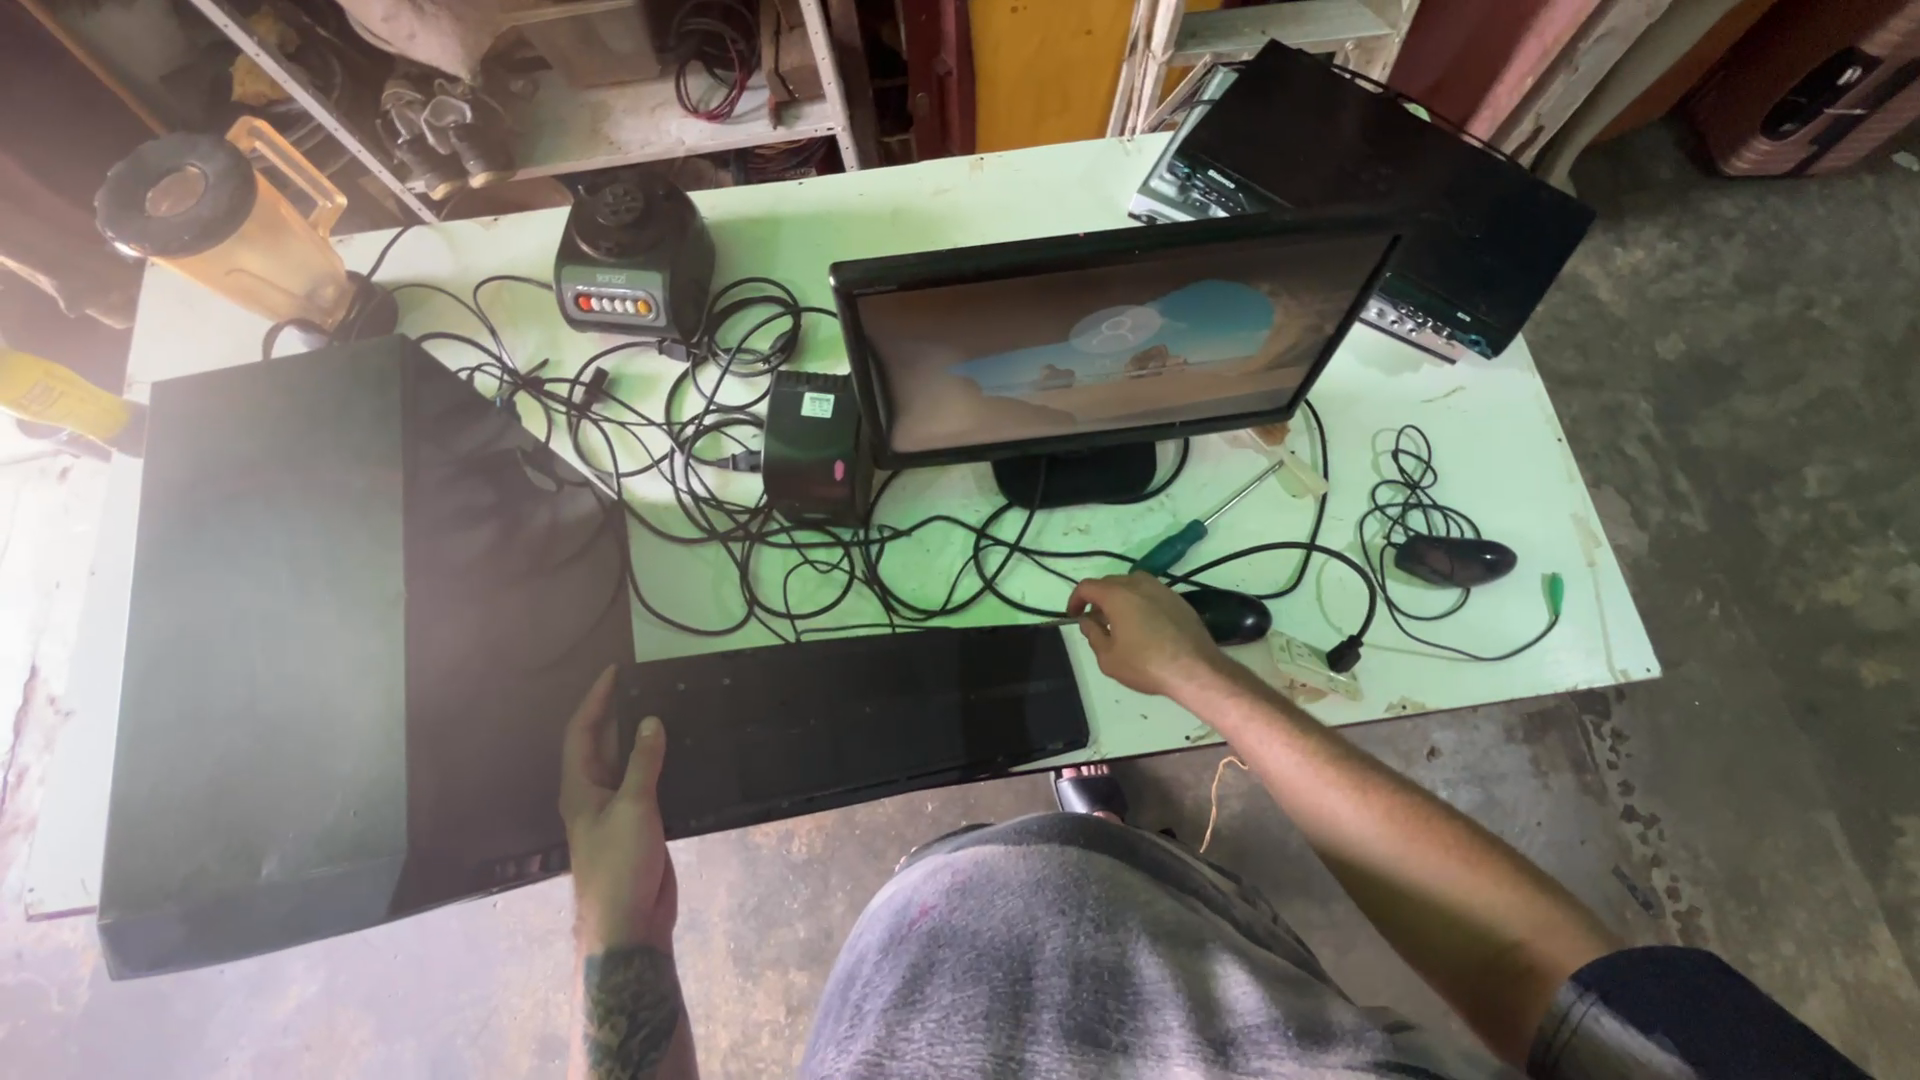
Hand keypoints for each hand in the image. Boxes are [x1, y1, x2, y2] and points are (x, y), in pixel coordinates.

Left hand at [561, 665, 676, 952]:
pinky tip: (682, 752)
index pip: (583, 731)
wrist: (629, 922)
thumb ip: (643, 763)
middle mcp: (594, 793)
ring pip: (629, 762)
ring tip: (669, 708)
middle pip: (603, 743)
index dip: (595, 699)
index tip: (615, 671)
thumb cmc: (619, 863)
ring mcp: (618, 810)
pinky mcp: (641, 823)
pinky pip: (649, 782)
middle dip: (620, 712)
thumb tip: (650, 720)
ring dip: (643, 737)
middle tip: (648, 683)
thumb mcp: (633, 807)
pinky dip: (661, 762)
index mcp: (580, 787)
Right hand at [1068, 573, 1230, 698]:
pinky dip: (1140, 602)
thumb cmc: (1146, 665)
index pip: (1087, 586)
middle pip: (1110, 582)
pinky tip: (1145, 625)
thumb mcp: (1108, 658)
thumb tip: (1087, 621)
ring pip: (1132, 584)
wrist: (1195, 669)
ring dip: (1120, 597)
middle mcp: (1139, 584)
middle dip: (1098, 599)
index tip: (1073, 615)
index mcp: (1117, 595)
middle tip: (1096, 621)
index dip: (1075, 599)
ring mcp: (1162, 589)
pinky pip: (1151, 593)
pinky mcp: (1178, 599)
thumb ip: (1093, 635)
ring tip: (1120, 621)